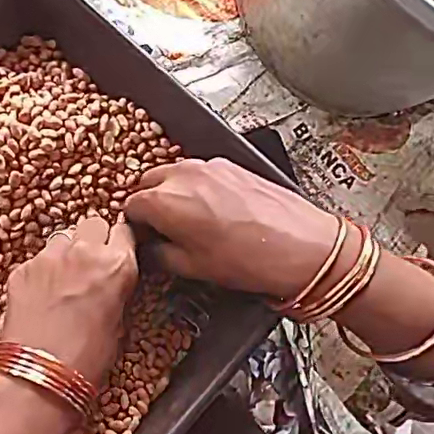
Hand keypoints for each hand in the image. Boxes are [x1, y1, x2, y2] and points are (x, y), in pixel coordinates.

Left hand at [0, 214, 137, 387]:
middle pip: (93, 224)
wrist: (40, 378)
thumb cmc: (87, 361)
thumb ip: (116, 290)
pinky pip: (38, 259)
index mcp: (117, 265)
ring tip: (65, 280)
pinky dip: (42, 271)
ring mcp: (49, 257)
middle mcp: (84, 252)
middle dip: (94, 240)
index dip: (120, 243)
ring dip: (67, 252)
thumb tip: (110, 283)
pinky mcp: (22, 269)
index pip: (124, 231)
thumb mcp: (119, 323)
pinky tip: (43, 296)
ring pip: (63, 237)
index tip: (117, 252)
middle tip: (91, 266)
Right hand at [122, 158, 339, 299]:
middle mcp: (183, 175)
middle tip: (161, 229)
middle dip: (149, 203)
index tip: (143, 238)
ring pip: (174, 174)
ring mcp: (209, 166)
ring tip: (189, 221)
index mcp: (164, 201)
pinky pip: (200, 173)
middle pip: (148, 182)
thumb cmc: (252, 259)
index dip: (134, 225)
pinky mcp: (232, 165)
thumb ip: (161, 255)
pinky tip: (213, 212)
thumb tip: (153, 250)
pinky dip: (196, 187)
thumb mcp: (194, 268)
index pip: (129, 205)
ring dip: (172, 193)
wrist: (304, 247)